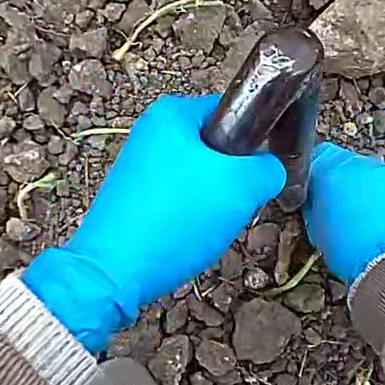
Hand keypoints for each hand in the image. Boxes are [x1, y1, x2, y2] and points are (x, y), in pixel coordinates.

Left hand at [23, 95, 284, 351]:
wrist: (115, 272)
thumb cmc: (177, 218)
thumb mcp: (243, 187)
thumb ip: (270, 169)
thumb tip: (270, 171)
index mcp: (172, 113)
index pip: (234, 112)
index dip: (257, 141)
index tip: (260, 171)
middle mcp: (151, 131)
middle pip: (219, 147)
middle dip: (235, 177)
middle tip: (237, 201)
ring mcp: (140, 165)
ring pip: (203, 176)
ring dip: (216, 200)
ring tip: (212, 222)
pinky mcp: (134, 197)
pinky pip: (181, 198)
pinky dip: (192, 216)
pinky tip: (191, 235)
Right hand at [303, 142, 384, 282]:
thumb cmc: (351, 250)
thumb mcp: (315, 225)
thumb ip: (311, 200)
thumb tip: (312, 194)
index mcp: (330, 172)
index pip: (316, 156)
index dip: (314, 173)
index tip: (315, 186)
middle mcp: (357, 165)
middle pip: (341, 161)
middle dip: (338, 178)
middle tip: (337, 203)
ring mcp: (381, 171)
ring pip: (363, 170)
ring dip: (359, 184)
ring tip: (359, 211)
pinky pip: (382, 179)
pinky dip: (378, 191)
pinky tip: (375, 213)